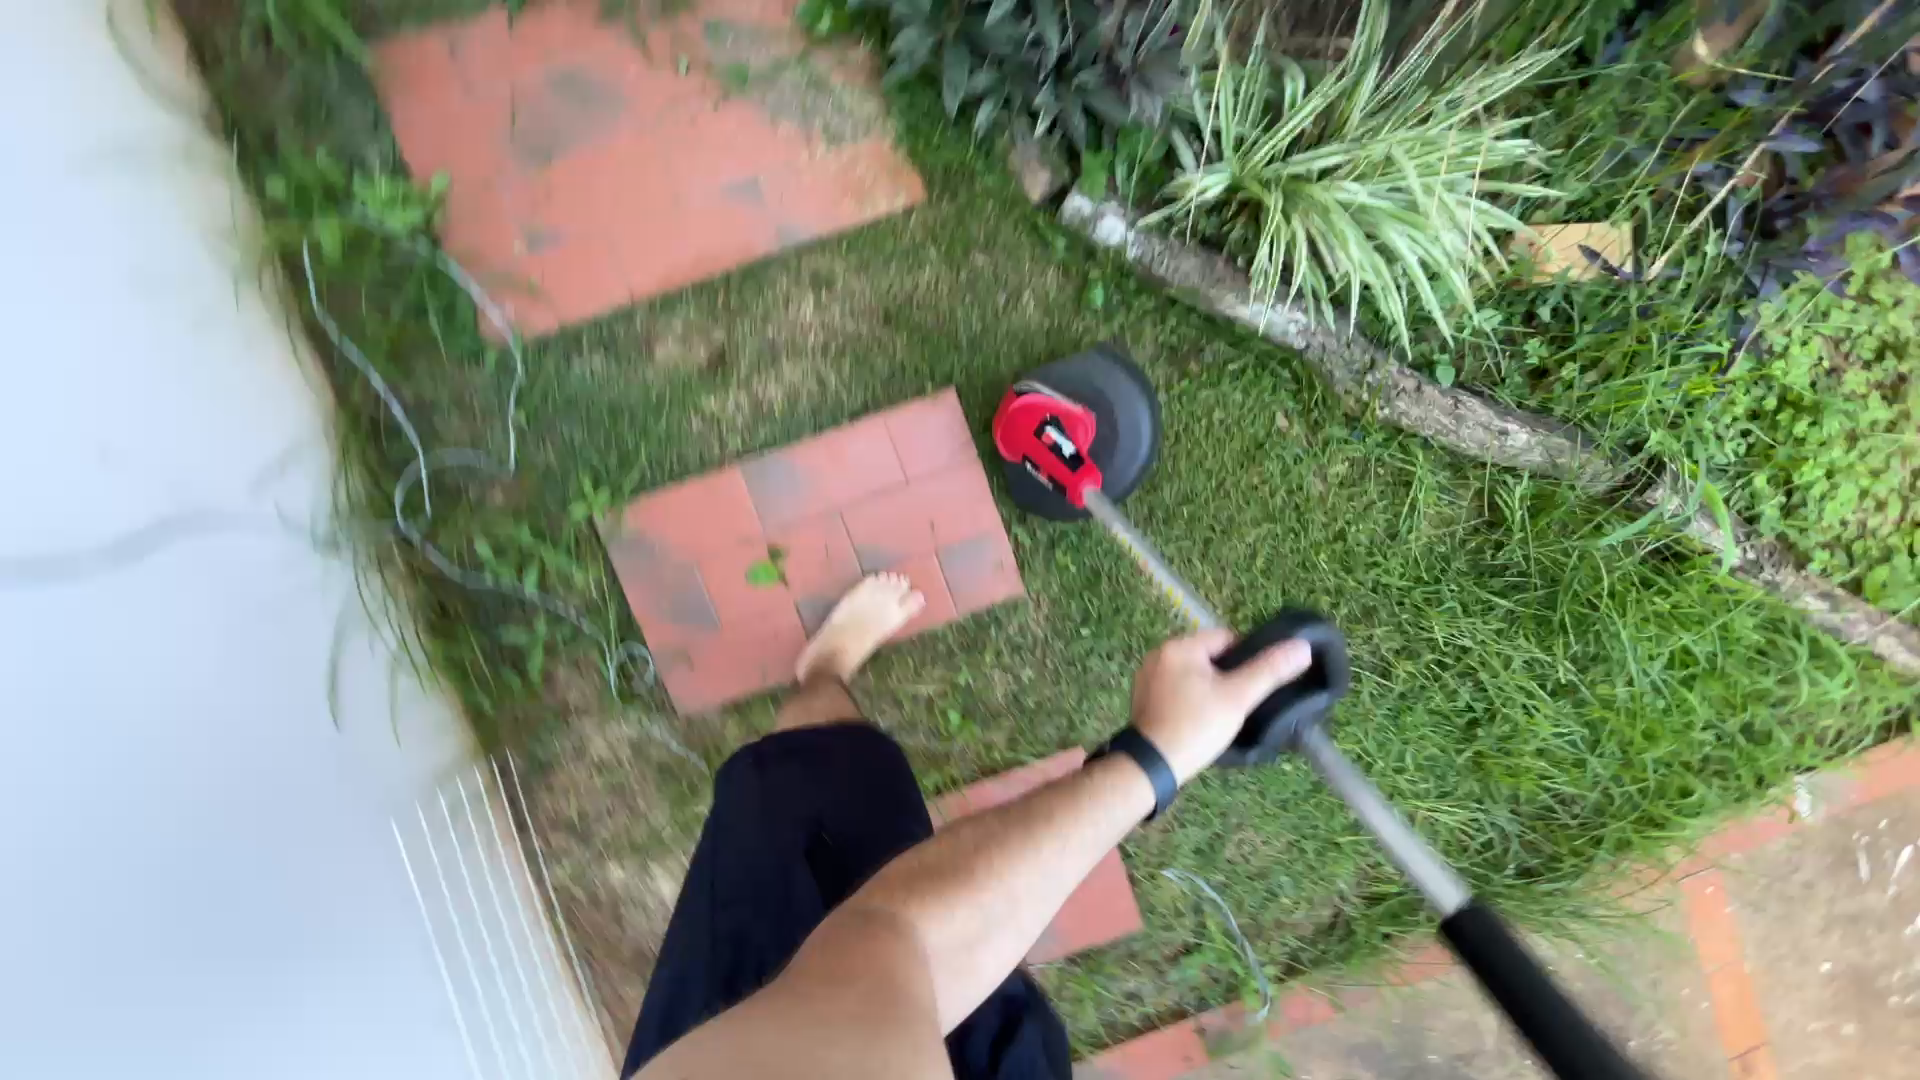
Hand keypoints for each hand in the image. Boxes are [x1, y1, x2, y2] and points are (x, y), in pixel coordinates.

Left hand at [1130, 629, 1313, 783]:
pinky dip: (1191, 697)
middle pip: (1208, 655)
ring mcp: (1148, 674)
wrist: (1154, 764)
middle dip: (1227, 675)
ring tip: (1221, 714)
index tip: (1253, 685)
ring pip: (1194, 672)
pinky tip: (1200, 719)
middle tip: (1239, 703)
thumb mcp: (1238, 697)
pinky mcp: (1144, 695)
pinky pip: (1177, 687)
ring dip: (1209, 687)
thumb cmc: (1197, 726)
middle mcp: (1159, 653)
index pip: (1225, 637)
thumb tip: (1302, 646)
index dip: (1246, 659)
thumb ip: (1269, 670)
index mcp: (1179, 646)